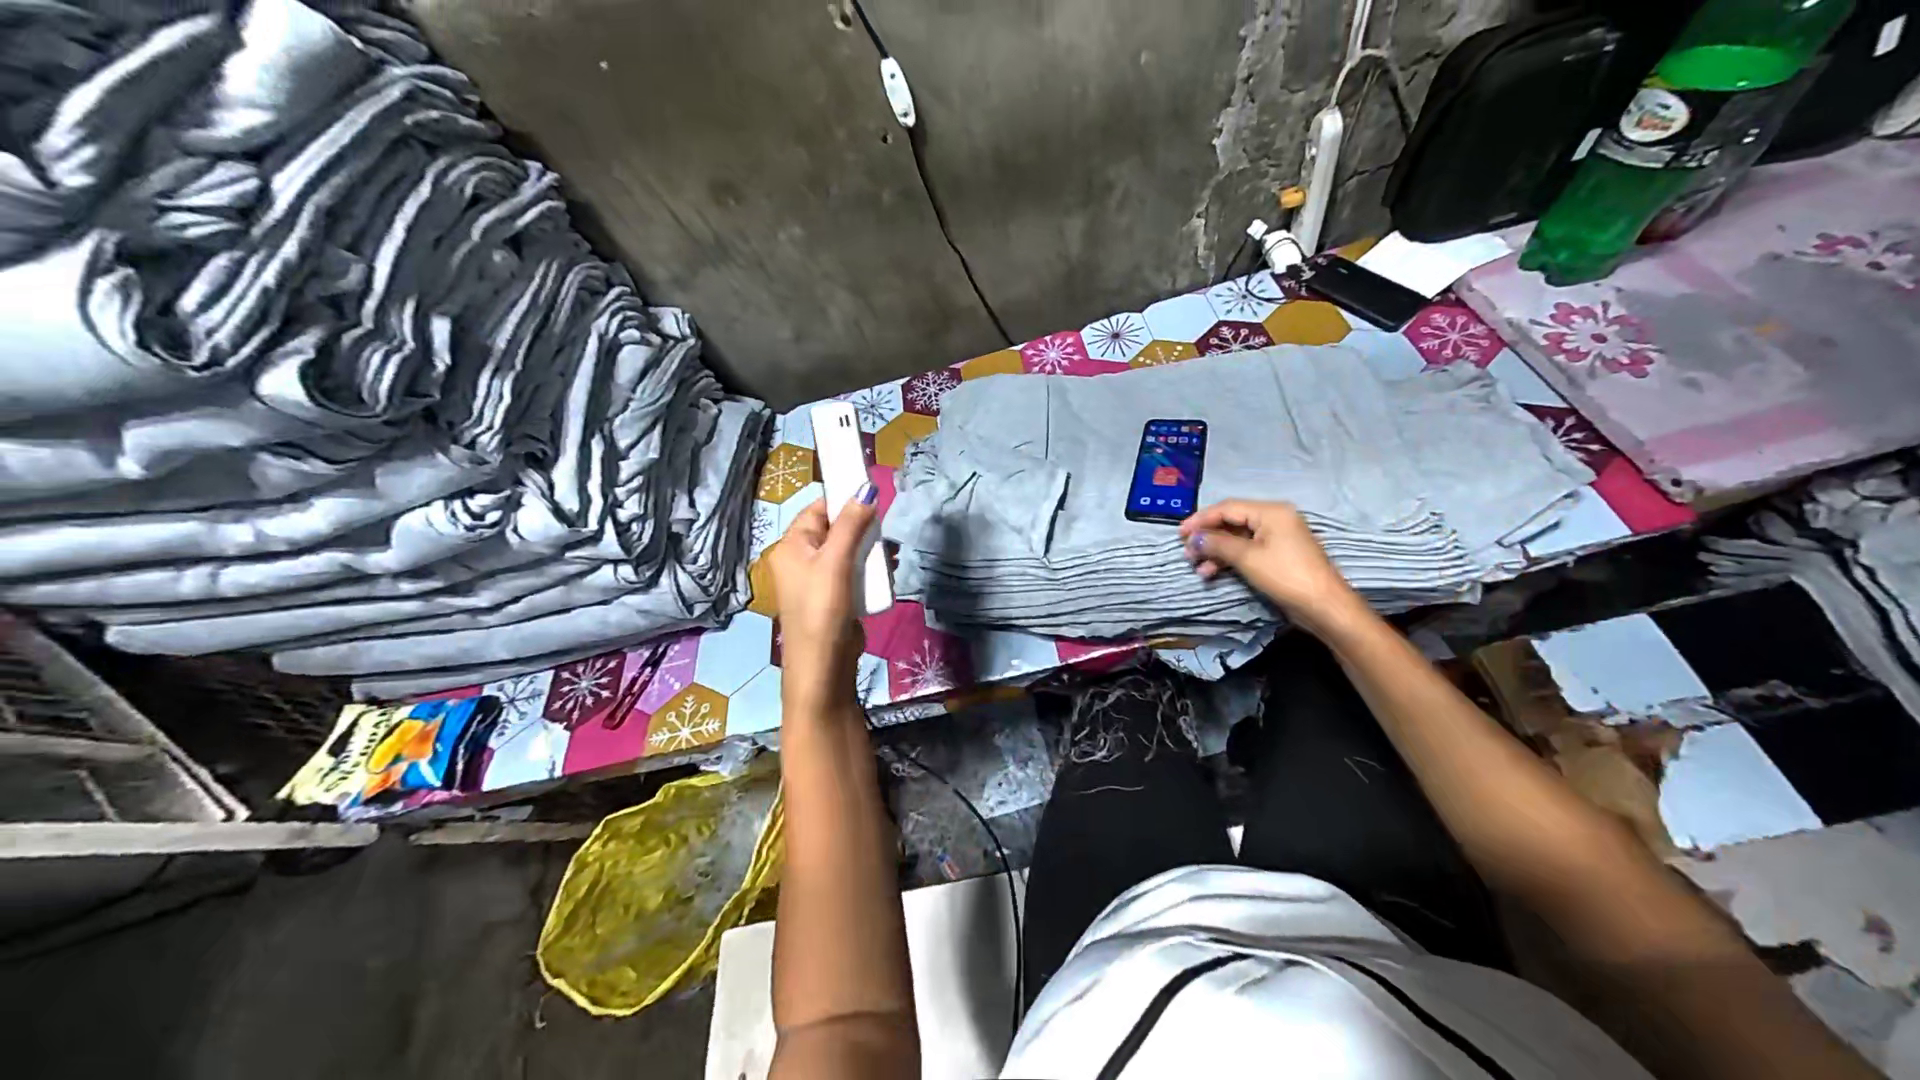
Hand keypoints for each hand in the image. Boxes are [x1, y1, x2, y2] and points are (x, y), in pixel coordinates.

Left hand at [766, 483, 878, 717]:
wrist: (824, 663)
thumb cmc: (823, 606)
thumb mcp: (836, 561)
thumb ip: (851, 524)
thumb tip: (866, 487)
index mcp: (791, 546)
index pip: (816, 509)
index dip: (842, 501)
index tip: (872, 497)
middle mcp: (800, 559)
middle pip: (834, 529)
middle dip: (862, 527)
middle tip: (886, 528)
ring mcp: (817, 580)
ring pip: (847, 551)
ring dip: (870, 549)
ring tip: (892, 552)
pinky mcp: (833, 597)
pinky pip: (852, 572)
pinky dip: (869, 568)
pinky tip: (888, 571)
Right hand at [1179, 499, 1368, 636]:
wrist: (1323, 606)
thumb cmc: (1285, 576)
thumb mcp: (1247, 558)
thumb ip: (1217, 544)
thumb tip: (1194, 538)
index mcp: (1270, 512)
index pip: (1227, 508)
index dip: (1200, 519)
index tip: (1180, 534)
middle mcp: (1274, 519)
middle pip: (1231, 522)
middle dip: (1207, 537)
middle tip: (1187, 552)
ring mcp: (1277, 537)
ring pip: (1237, 538)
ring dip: (1215, 551)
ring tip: (1197, 566)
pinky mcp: (1277, 555)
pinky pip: (1246, 550)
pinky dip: (1228, 559)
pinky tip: (1212, 572)